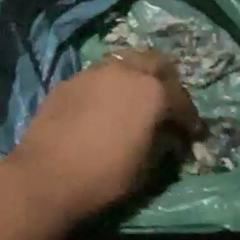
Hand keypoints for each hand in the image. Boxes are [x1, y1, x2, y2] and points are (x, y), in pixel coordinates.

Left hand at [0, 50, 206, 222]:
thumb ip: (164, 144)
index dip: (190, 119)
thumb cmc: (105, 175)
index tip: (193, 134)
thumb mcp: (147, 167)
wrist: (46, 175)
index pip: (182, 100)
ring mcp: (94, 72)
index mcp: (152, 91)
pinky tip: (103, 107)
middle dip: (167, 82)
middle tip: (167, 105)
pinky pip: (98, 77)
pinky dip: (108, 87)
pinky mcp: (69, 81)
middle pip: (156, 64)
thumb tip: (169, 137)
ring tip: (134, 102)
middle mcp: (125, 71)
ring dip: (135, 78)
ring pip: (124, 64)